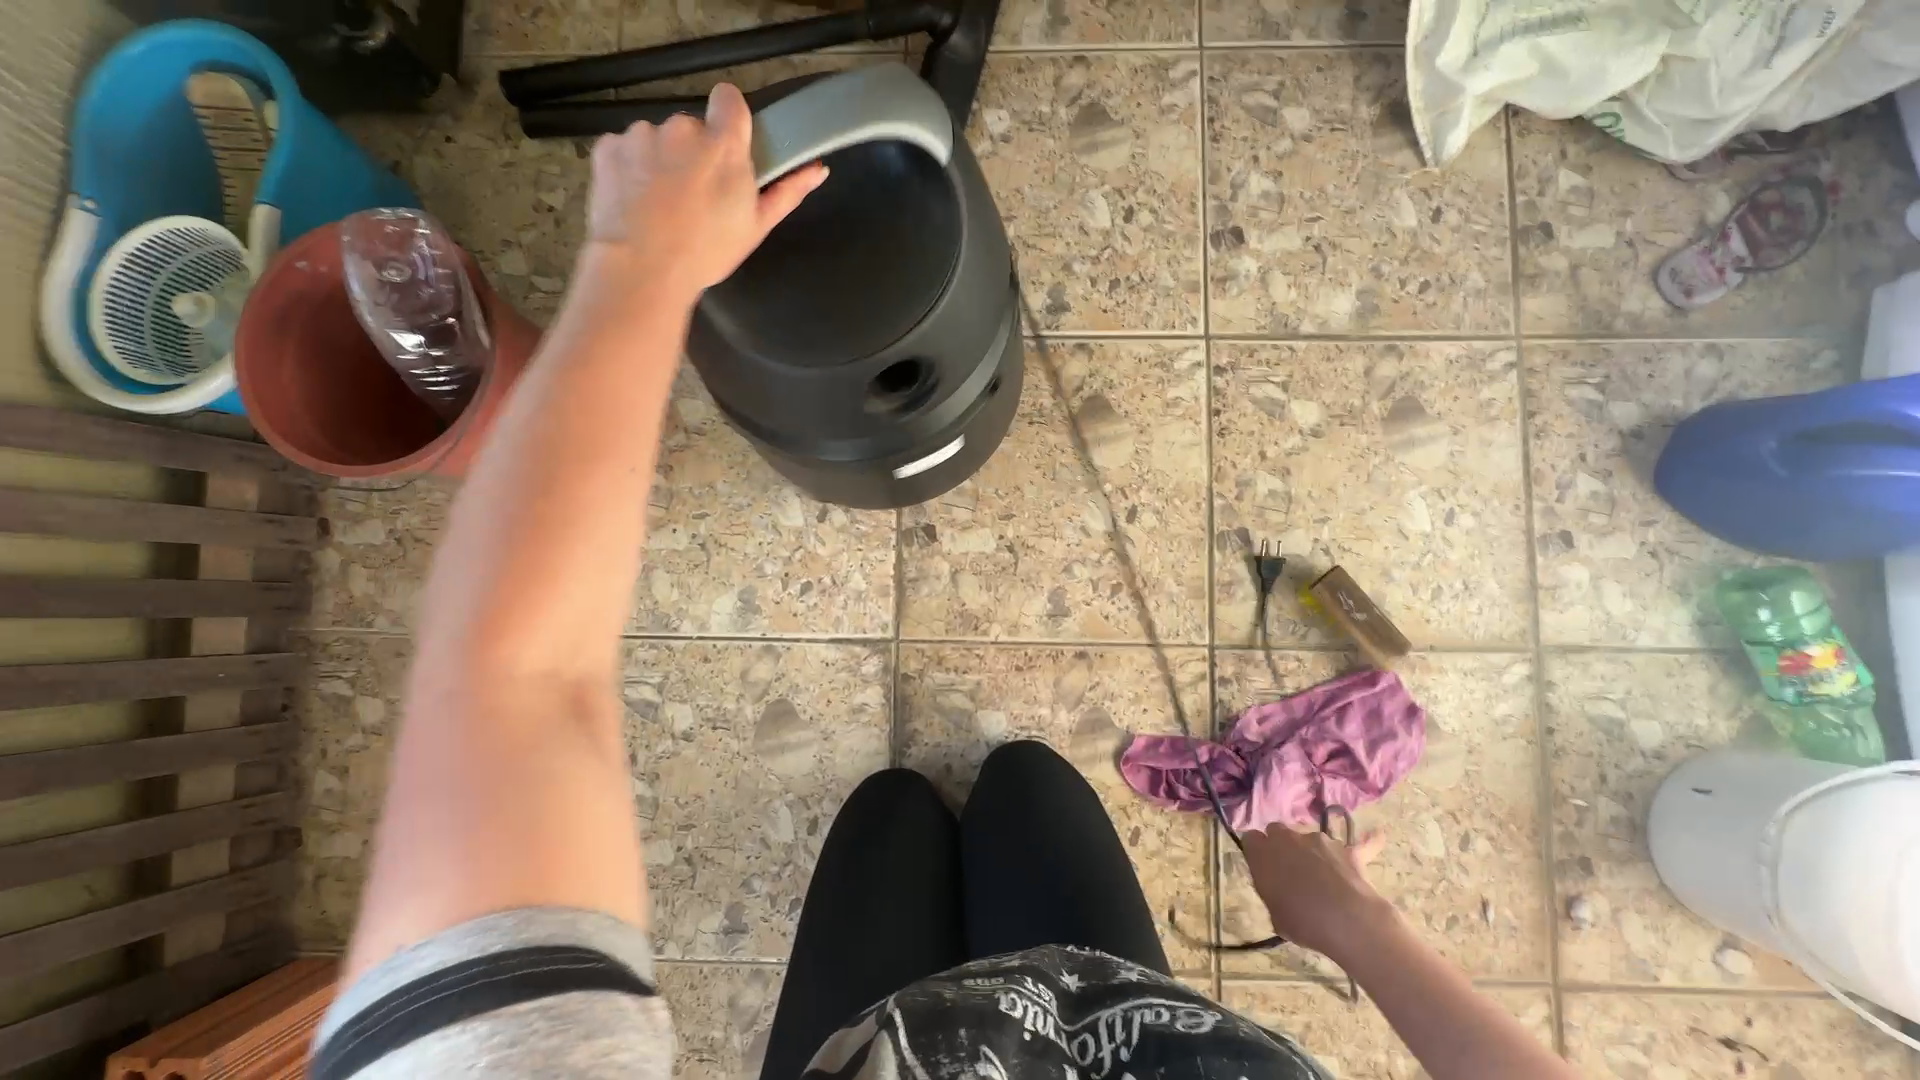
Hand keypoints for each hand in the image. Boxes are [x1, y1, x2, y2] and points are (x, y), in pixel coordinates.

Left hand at [583, 82, 827, 300]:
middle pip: (692, 128)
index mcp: (723, 145)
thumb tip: (819, 169)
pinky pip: (625, 150)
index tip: (727, 148)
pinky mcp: (609, 147)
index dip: (729, 120)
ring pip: (657, 140)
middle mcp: (682, 129)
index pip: (729, 99)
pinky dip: (630, 170)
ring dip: (661, 162)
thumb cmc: (706, 252)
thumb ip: (787, 191)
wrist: (642, 269)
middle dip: (693, 153)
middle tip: (695, 196)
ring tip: (661, 205)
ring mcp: (642, 135)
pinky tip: (634, 202)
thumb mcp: (756, 227)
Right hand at [1240, 824, 1394, 963]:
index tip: (1262, 868)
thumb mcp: (1275, 915)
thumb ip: (1273, 893)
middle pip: (1278, 831)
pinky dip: (1369, 841)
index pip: (1250, 839)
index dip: (1256, 851)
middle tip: (1288, 870)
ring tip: (1323, 877)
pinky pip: (1360, 843)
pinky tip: (1378, 835)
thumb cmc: (1302, 921)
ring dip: (1312, 851)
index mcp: (1262, 853)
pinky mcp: (1347, 850)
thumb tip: (1280, 890)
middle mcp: (1287, 838)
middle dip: (1281, 845)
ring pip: (1310, 838)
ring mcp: (1319, 840)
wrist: (1346, 920)